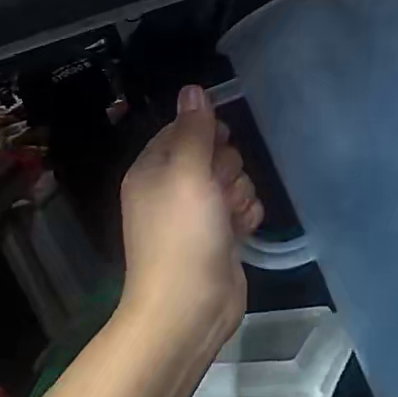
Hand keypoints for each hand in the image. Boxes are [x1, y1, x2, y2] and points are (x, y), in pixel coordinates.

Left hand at [117, 85, 262, 353]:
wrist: (190, 308)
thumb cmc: (182, 235)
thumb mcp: (186, 173)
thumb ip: (193, 130)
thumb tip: (192, 88)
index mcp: (152, 168)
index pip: (183, 129)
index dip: (206, 135)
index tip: (217, 148)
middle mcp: (172, 187)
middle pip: (214, 154)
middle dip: (226, 170)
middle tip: (218, 191)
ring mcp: (197, 213)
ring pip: (233, 180)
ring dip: (239, 195)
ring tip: (229, 217)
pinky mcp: (219, 235)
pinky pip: (241, 207)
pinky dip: (244, 217)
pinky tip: (240, 231)